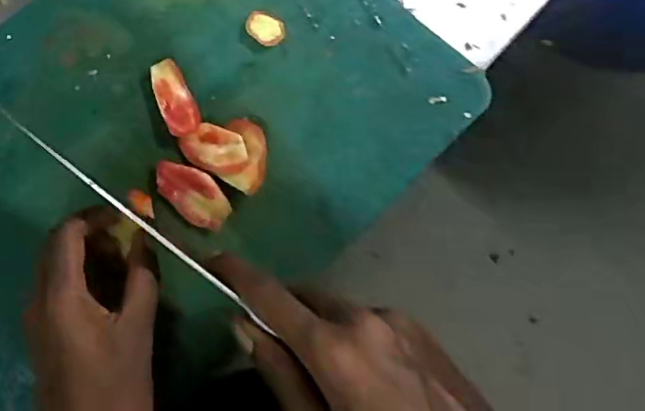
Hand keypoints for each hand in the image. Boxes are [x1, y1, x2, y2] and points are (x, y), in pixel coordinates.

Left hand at [23, 209, 159, 410]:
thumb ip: (141, 280)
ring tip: (121, 269)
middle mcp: (37, 296)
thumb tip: (143, 240)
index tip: (123, 217)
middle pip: (56, 245)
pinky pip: (52, 287)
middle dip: (90, 236)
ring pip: (54, 265)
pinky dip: (76, 278)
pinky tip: (106, 293)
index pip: (67, 232)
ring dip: (84, 257)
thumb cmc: (116, 389)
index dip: (94, 216)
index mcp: (58, 292)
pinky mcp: (38, 332)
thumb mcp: (138, 333)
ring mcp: (33, 315)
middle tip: (124, 244)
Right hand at [210, 255, 490, 410]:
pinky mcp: (432, 339)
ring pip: (342, 312)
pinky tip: (377, 383)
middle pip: (305, 297)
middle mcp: (365, 320)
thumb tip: (243, 324)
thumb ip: (282, 378)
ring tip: (337, 377)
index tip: (212, 261)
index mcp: (335, 346)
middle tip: (280, 346)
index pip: (267, 292)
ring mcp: (404, 326)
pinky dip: (362, 341)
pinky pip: (378, 326)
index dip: (234, 272)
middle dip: (287, 313)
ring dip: (327, 329)